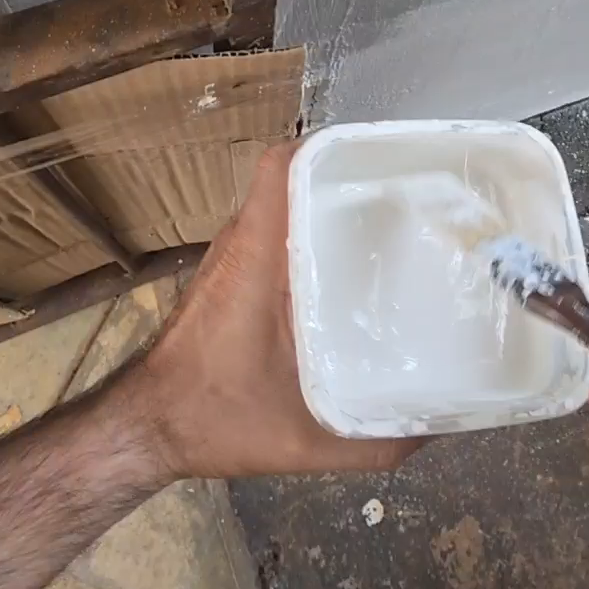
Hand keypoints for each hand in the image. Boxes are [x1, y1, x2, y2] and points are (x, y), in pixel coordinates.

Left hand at [132, 141, 420, 480]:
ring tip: (390, 223)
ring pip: (285, 202)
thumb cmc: (219, 419)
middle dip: (350, 176)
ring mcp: (233, 252)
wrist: (148, 426)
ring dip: (330, 203)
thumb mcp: (308, 440)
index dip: (329, 147)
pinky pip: (276, 228)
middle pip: (294, 178)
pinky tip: (348, 265)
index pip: (283, 167)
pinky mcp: (231, 269)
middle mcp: (244, 241)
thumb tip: (439, 422)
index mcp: (259, 258)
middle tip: (409, 195)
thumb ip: (377, 441)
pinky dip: (311, 231)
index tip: (382, 158)